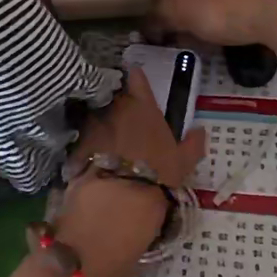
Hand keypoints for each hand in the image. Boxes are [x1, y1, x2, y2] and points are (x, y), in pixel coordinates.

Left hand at [57, 67, 207, 276]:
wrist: (118, 198)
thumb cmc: (157, 174)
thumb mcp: (183, 162)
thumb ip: (193, 144)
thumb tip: (201, 130)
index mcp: (142, 107)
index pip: (136, 79)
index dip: (134, 78)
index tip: (133, 78)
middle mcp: (115, 108)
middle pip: (113, 96)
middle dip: (116, 102)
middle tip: (122, 114)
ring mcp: (92, 125)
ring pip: (95, 115)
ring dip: (100, 122)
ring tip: (105, 136)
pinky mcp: (75, 143)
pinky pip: (82, 137)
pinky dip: (86, 142)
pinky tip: (90, 155)